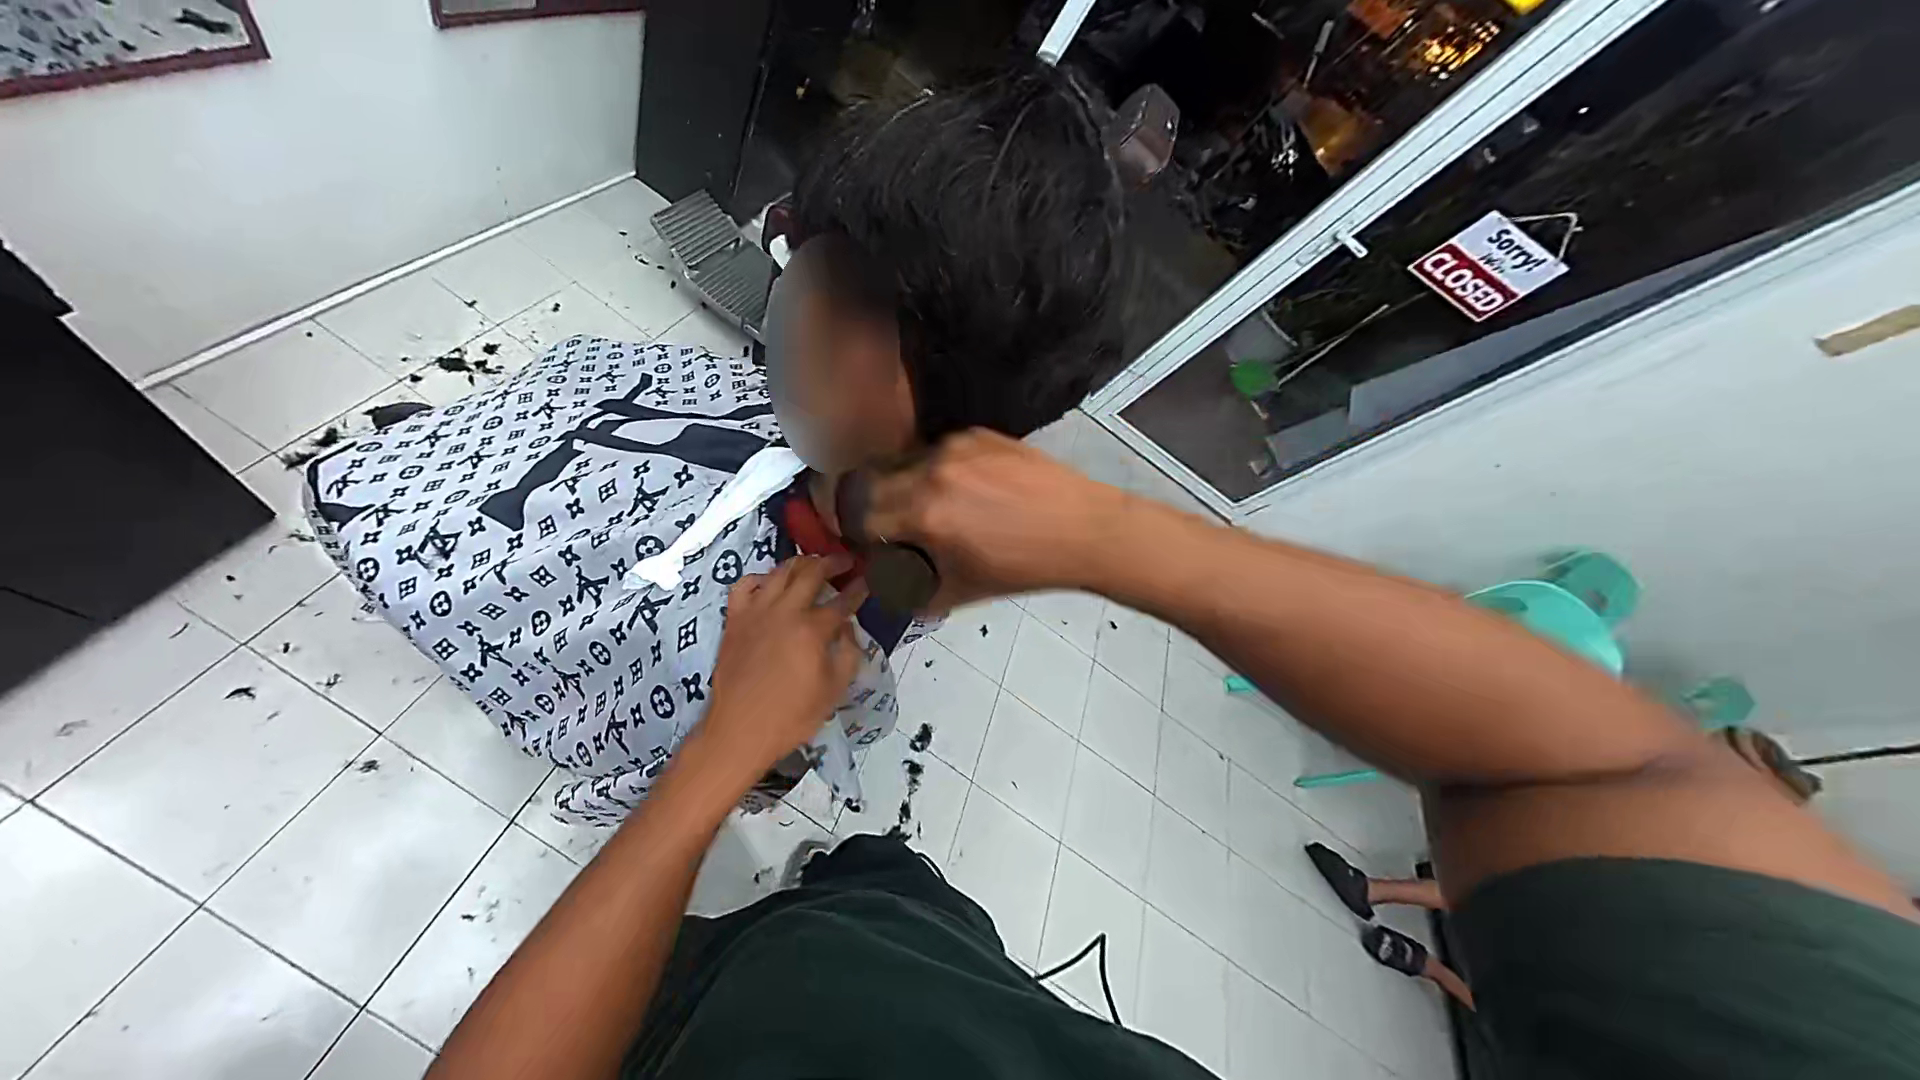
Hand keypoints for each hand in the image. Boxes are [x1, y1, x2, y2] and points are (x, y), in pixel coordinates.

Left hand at [689, 555, 868, 785]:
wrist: (740, 731)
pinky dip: (760, 577)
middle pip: (812, 572)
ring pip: (780, 571)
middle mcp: (785, 611)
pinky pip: (744, 585)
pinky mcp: (734, 619)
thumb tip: (846, 628)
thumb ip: (848, 652)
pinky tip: (770, 583)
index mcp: (813, 629)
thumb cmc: (792, 716)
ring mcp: (756, 612)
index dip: (858, 589)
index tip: (867, 581)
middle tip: (845, 561)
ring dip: (800, 563)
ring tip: (812, 564)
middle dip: (833, 562)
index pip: (843, 601)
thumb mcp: (834, 689)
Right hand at [854, 429, 1137, 609]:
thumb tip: (880, 582)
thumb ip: (910, 585)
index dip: (856, 530)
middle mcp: (932, 472)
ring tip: (930, 504)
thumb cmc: (1022, 567)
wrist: (1082, 528)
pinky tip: (963, 487)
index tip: (865, 539)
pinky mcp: (978, 433)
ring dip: (903, 483)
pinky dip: (936, 469)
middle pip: (871, 481)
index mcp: (926, 514)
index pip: (861, 516)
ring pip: (904, 461)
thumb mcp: (961, 589)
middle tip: (887, 520)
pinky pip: (937, 450)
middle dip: (870, 503)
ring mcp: (956, 446)